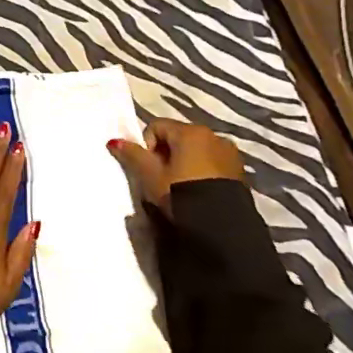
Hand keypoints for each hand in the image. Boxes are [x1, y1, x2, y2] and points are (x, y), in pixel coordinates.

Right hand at [107, 119, 244, 217]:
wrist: (220, 225)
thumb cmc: (180, 195)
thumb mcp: (151, 177)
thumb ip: (133, 155)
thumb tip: (114, 141)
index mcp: (190, 131)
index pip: (157, 127)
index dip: (147, 147)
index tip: (148, 170)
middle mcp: (213, 134)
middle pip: (178, 137)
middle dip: (166, 155)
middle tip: (162, 181)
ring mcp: (229, 152)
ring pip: (197, 150)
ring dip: (186, 163)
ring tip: (181, 188)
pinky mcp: (239, 169)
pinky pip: (213, 162)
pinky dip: (203, 171)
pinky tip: (200, 191)